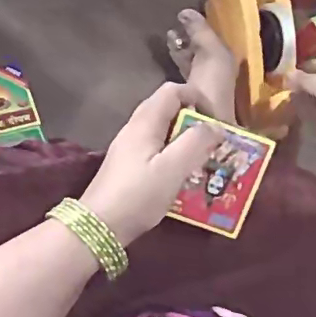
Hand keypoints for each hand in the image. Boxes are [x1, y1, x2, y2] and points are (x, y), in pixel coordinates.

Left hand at [78, 83, 223, 243]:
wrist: (99, 225)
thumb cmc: (138, 195)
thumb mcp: (173, 168)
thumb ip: (196, 142)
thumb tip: (215, 126)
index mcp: (145, 122)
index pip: (173, 91)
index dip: (198, 98)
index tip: (216, 123)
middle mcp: (134, 129)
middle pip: (167, 110)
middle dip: (194, 122)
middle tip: (212, 145)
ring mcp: (127, 148)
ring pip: (161, 132)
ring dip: (184, 141)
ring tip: (201, 162)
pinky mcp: (126, 166)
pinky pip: (154, 150)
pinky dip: (172, 156)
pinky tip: (180, 177)